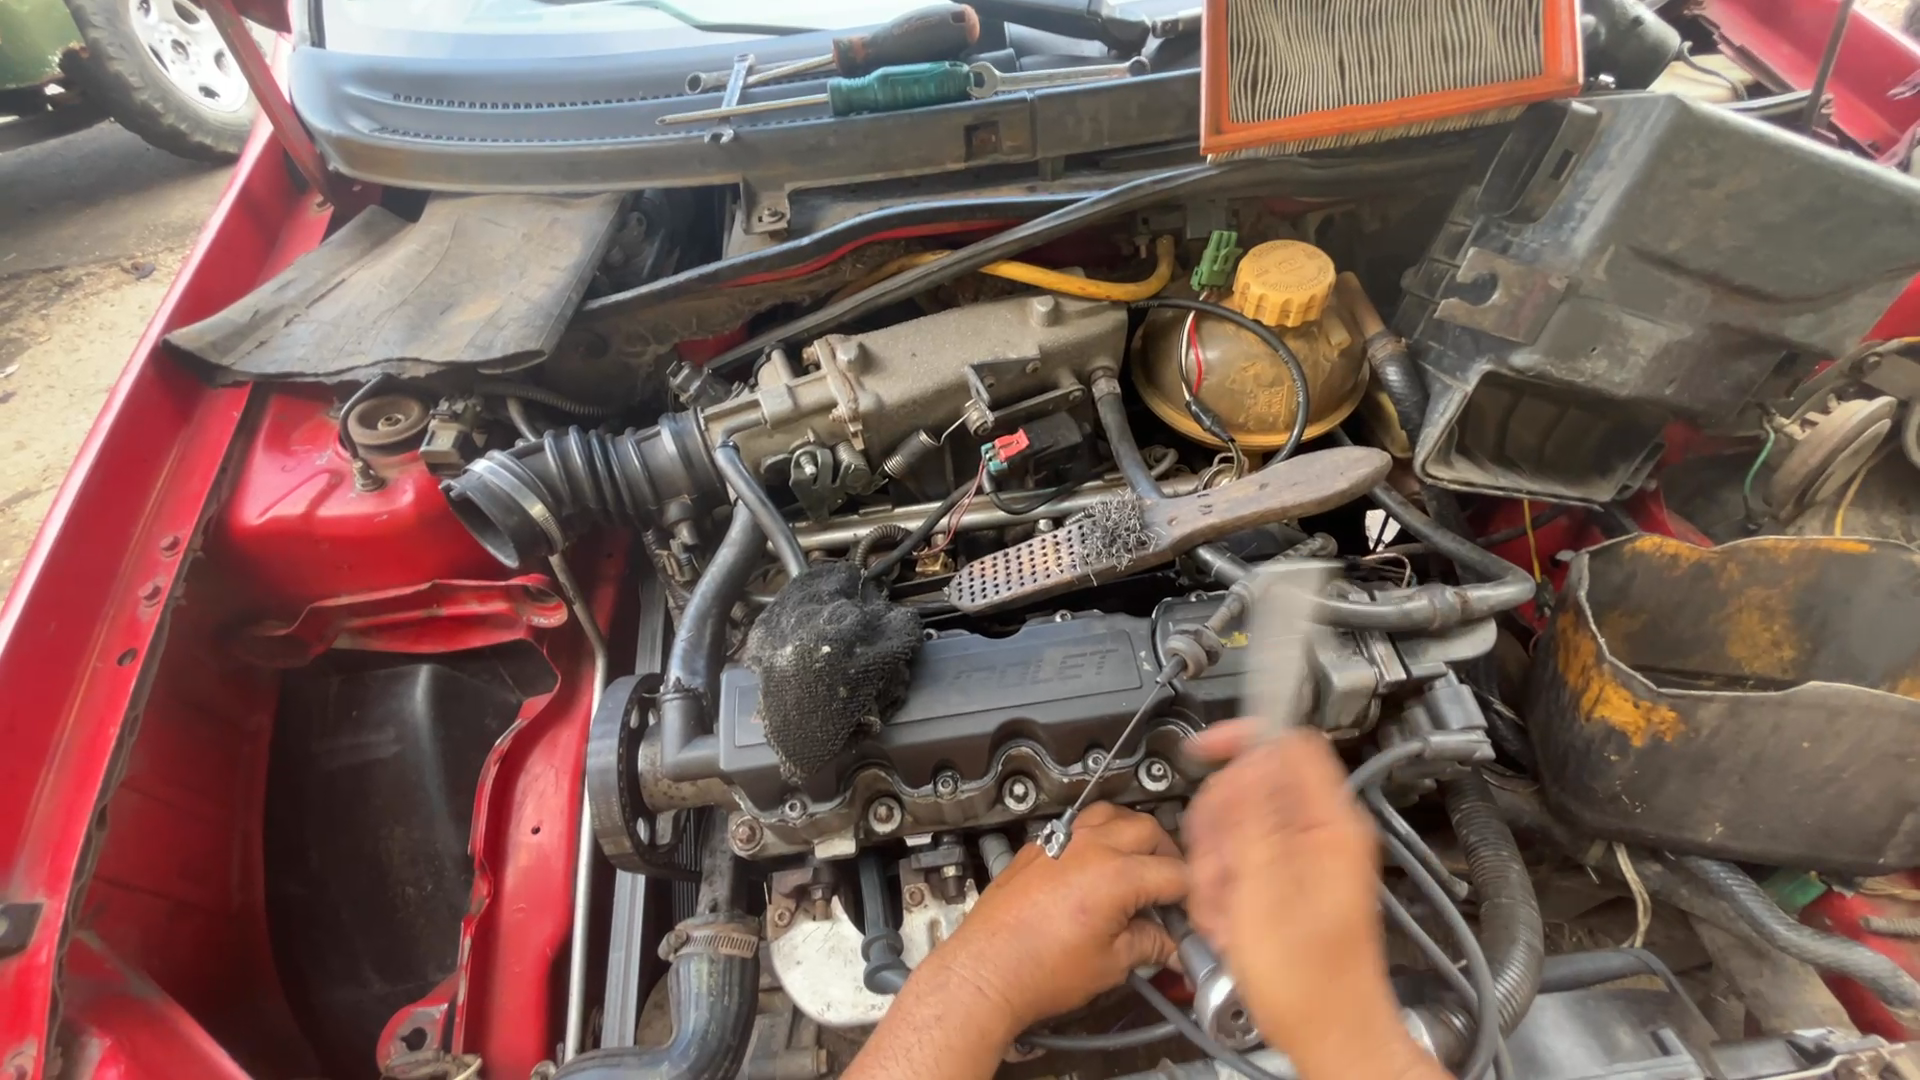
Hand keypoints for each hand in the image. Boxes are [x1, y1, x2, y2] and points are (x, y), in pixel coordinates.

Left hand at [916, 802, 1187, 1038]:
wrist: (988, 968)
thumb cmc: (1038, 970)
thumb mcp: (1110, 965)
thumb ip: (1147, 945)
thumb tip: (1166, 943)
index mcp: (1115, 875)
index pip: (1173, 873)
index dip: (1191, 894)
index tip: (1192, 911)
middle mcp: (1089, 847)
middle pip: (1147, 829)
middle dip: (1167, 854)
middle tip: (1173, 884)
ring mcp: (1062, 840)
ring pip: (1110, 813)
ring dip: (1131, 832)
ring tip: (1140, 861)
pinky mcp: (1040, 845)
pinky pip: (1077, 823)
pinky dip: (1097, 833)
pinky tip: (1099, 860)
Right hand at [1183, 722, 1440, 1079]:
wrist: (1329, 1038)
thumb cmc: (1308, 983)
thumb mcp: (1265, 889)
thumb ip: (1253, 815)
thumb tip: (1251, 755)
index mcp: (1329, 825)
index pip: (1288, 743)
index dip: (1242, 739)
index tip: (1203, 752)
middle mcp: (1320, 833)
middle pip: (1250, 783)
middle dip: (1218, 821)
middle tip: (1216, 866)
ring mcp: (1304, 855)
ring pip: (1236, 819)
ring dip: (1215, 858)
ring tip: (1222, 903)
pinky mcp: (1287, 877)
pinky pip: (1238, 852)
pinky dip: (1221, 880)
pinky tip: (1226, 914)